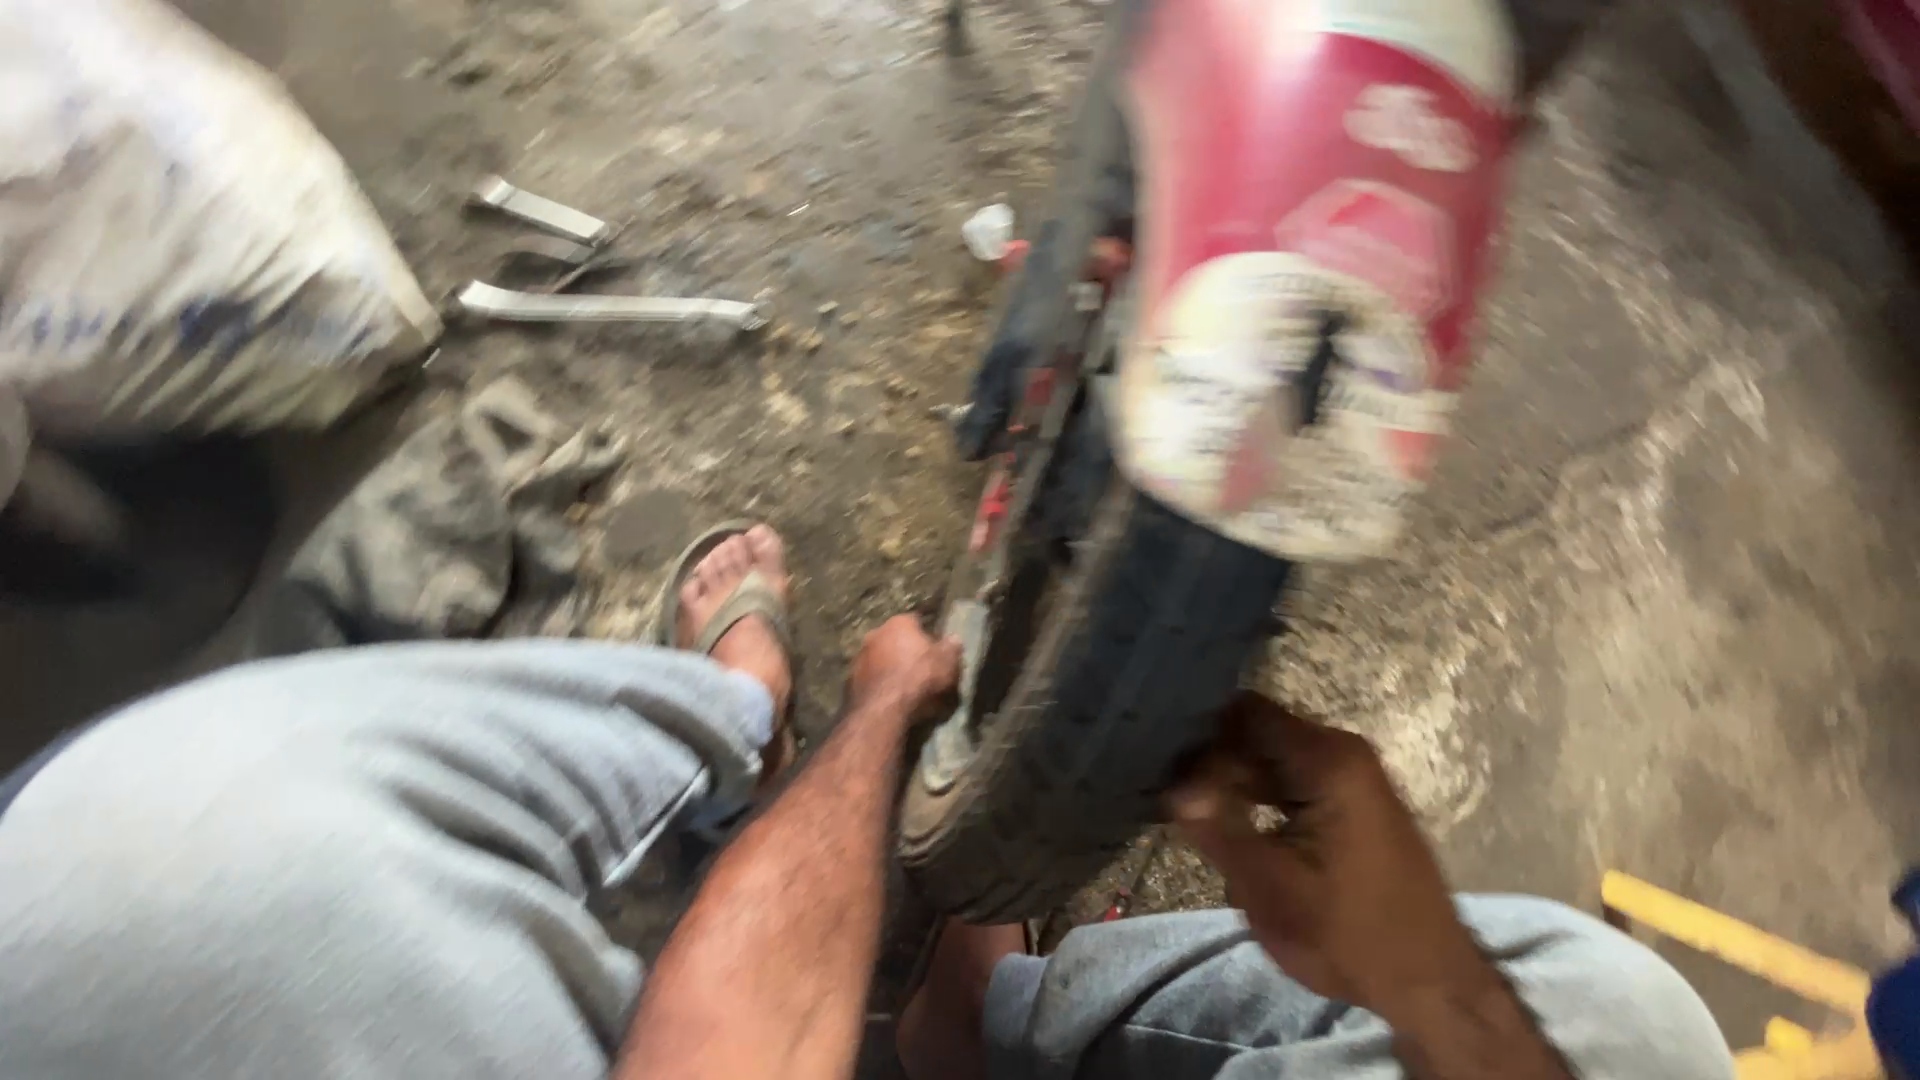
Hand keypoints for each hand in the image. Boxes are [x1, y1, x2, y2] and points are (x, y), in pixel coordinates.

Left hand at [846, 615, 961, 720]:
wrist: (882, 711)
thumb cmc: (920, 679)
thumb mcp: (948, 663)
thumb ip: (952, 648)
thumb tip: (954, 639)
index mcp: (899, 623)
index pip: (917, 621)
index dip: (929, 636)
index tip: (938, 651)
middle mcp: (875, 633)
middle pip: (896, 639)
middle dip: (907, 651)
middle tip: (923, 670)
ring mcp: (859, 657)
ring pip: (881, 659)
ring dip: (892, 669)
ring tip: (907, 689)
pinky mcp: (850, 681)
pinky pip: (872, 679)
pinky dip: (881, 686)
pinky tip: (891, 700)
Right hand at [1167, 692, 1492, 1021]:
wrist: (1432, 983)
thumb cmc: (1349, 935)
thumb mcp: (1270, 888)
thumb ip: (1217, 826)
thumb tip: (1172, 784)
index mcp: (1326, 759)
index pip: (1241, 714)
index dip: (1200, 738)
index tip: (1166, 771)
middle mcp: (1341, 750)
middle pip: (1254, 730)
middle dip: (1212, 760)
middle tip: (1172, 797)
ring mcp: (1349, 772)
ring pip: (1268, 754)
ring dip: (1231, 779)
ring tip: (1191, 809)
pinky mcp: (1349, 795)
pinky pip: (1287, 774)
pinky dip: (1256, 791)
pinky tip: (1229, 820)